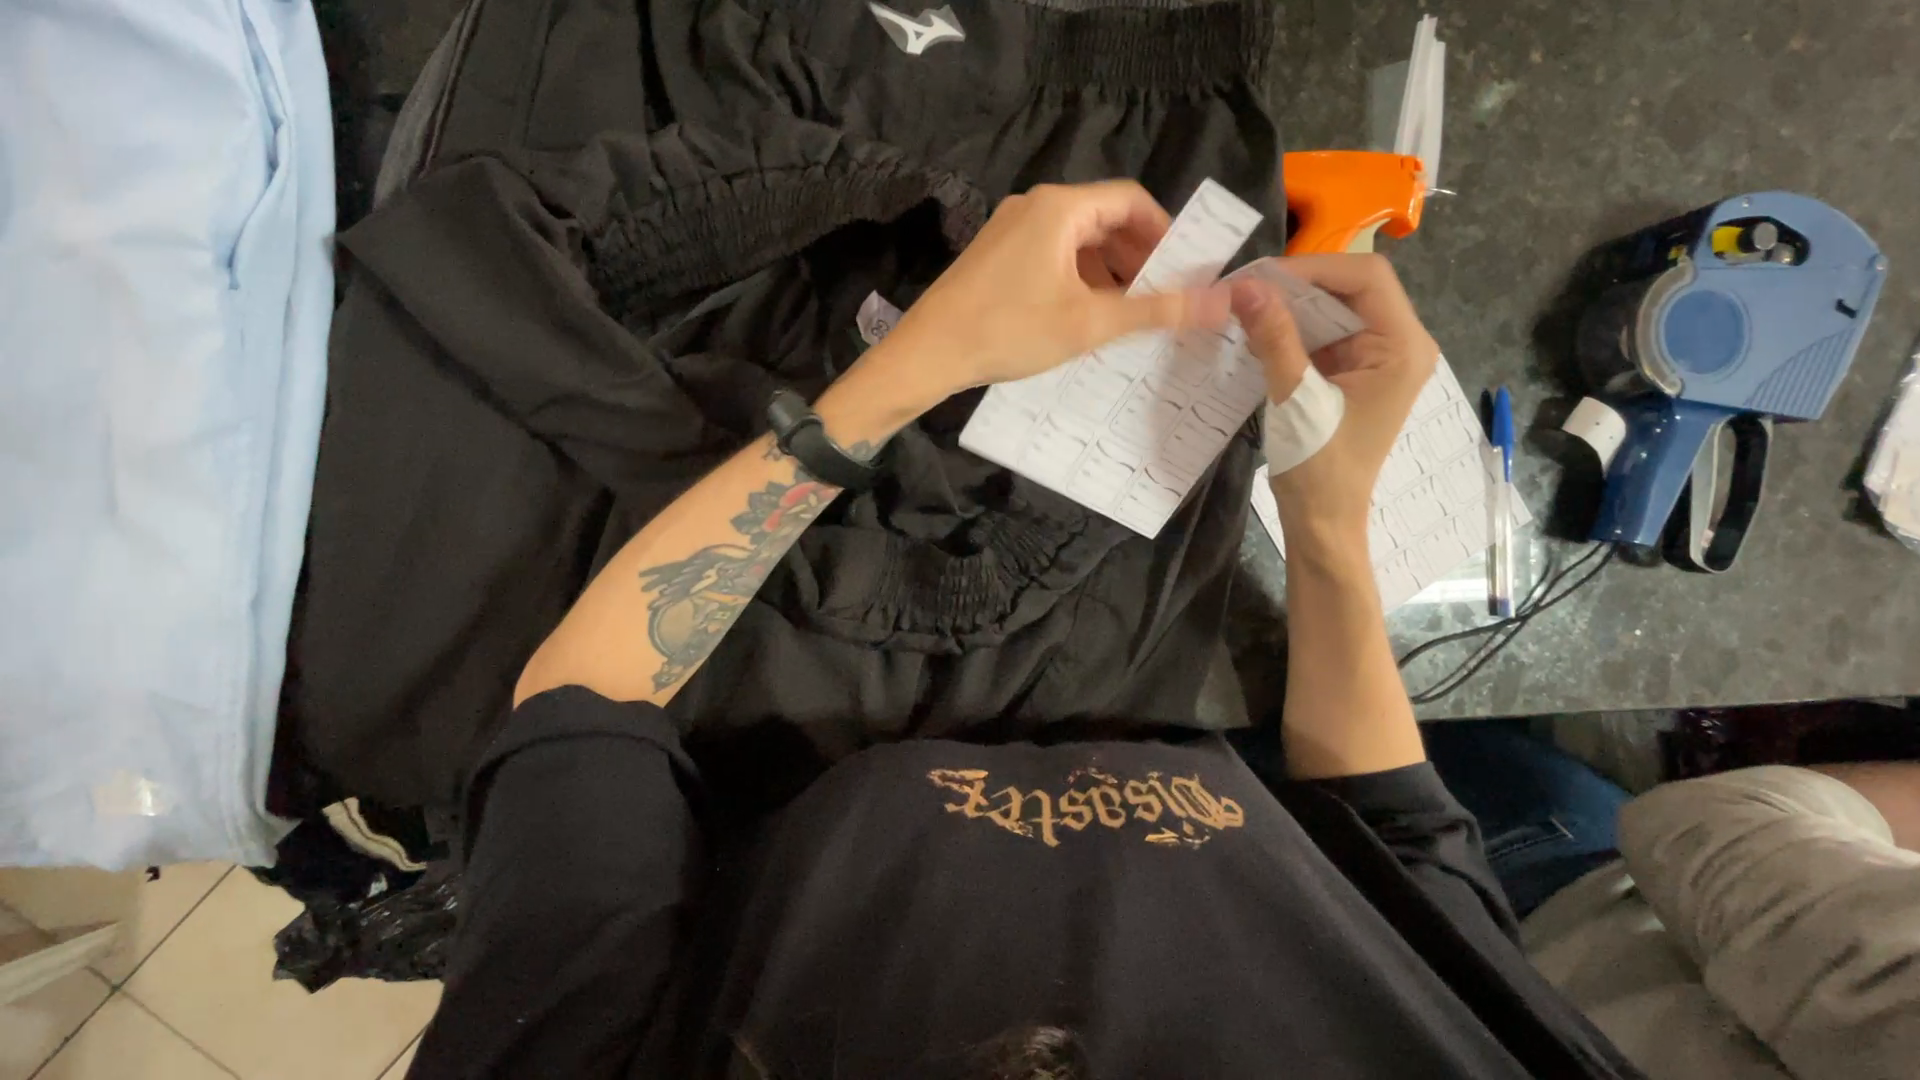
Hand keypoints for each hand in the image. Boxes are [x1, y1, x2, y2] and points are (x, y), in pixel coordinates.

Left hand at [877, 180, 1231, 393]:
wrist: (928, 353)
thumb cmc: (1010, 330)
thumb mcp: (1089, 322)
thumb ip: (1156, 310)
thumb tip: (1221, 302)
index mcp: (1060, 207)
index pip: (1131, 200)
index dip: (1165, 234)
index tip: (1184, 272)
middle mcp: (1035, 206)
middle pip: (1105, 220)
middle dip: (1138, 259)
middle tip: (1160, 299)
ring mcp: (1011, 230)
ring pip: (1078, 243)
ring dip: (1109, 274)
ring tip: (1127, 316)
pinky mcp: (996, 256)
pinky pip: (1052, 257)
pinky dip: (1078, 281)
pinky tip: (1085, 318)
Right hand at [1232, 254, 1439, 534]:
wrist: (1322, 519)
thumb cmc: (1319, 467)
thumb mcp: (1296, 401)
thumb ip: (1275, 340)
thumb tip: (1245, 288)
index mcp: (1402, 347)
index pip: (1367, 278)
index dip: (1314, 268)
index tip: (1261, 276)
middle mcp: (1396, 344)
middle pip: (1351, 288)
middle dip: (1298, 284)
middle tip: (1244, 288)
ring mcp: (1373, 358)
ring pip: (1333, 308)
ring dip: (1290, 305)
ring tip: (1244, 305)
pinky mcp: (1350, 371)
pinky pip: (1322, 334)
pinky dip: (1290, 328)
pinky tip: (1258, 331)